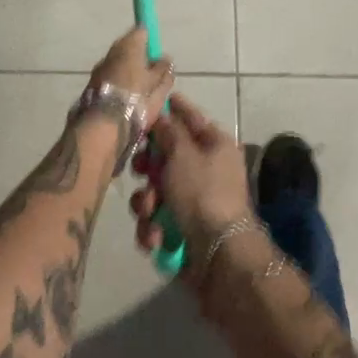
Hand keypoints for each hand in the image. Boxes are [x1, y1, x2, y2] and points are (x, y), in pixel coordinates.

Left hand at [83, 26, 174, 139]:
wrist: (101, 125)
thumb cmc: (135, 101)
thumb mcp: (158, 87)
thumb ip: (164, 71)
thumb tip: (166, 59)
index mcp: (130, 47)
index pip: (142, 31)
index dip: (150, 40)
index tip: (157, 54)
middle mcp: (112, 52)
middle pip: (128, 47)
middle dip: (139, 58)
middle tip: (151, 76)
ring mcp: (100, 67)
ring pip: (117, 63)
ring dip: (127, 71)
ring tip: (138, 91)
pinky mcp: (92, 82)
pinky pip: (109, 76)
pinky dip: (117, 82)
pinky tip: (124, 98)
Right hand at [128, 94, 253, 261]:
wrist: (219, 256)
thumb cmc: (202, 194)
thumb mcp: (182, 155)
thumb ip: (168, 133)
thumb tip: (162, 116)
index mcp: (216, 145)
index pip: (192, 117)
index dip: (173, 109)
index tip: (154, 101)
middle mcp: (208, 169)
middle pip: (168, 156)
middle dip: (148, 168)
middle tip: (139, 170)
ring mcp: (196, 201)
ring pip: (158, 191)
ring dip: (148, 204)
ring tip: (150, 214)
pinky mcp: (185, 229)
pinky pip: (159, 220)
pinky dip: (154, 229)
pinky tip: (155, 238)